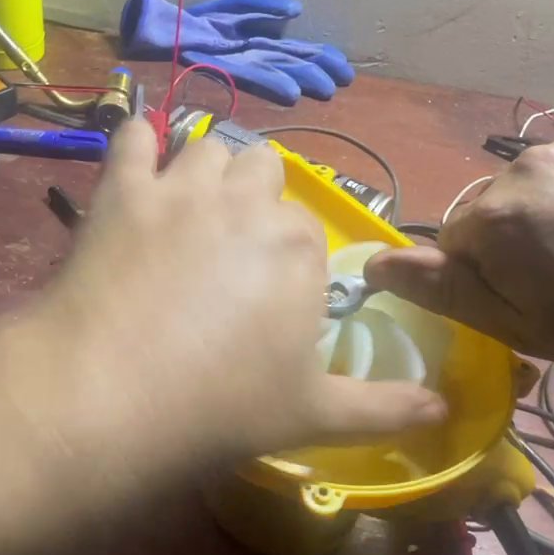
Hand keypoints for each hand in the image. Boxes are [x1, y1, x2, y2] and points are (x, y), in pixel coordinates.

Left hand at [35, 119, 444, 458]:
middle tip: (233, 249)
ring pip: (207, 148)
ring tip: (191, 209)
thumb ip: (383, 408)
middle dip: (256, 198)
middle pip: (264, 170)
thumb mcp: (313, 415)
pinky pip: (132, 139)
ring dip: (208, 170)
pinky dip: (138, 142)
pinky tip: (139, 158)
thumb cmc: (221, 406)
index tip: (271, 296)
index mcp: (299, 247)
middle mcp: (246, 202)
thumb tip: (442, 412)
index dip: (291, 257)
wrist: (111, 396)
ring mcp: (180, 189)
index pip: (307, 228)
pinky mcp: (120, 191)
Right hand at [364, 122, 553, 378]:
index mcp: (494, 216)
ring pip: (541, 184)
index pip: (454, 243)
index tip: (535, 304)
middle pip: (494, 208)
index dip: (488, 279)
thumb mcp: (527, 329)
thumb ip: (447, 291)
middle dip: (518, 242)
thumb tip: (374, 264)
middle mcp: (527, 165)